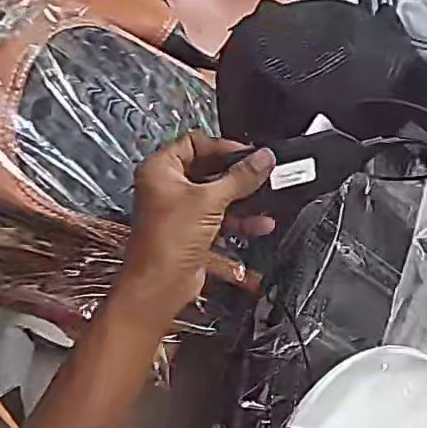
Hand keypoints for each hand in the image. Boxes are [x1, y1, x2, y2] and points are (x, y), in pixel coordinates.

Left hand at [115, 132, 275, 325]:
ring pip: (217, 196)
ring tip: (266, 199)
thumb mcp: (209, 201)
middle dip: (238, 176)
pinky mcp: (191, 232)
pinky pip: (219, 219)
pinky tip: (259, 223)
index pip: (195, 143)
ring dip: (242, 200)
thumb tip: (262, 159)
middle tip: (262, 175)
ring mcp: (179, 211)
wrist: (161, 284)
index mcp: (160, 170)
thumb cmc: (166, 243)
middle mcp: (167, 188)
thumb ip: (240, 177)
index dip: (223, 147)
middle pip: (209, 170)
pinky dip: (238, 220)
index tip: (249, 153)